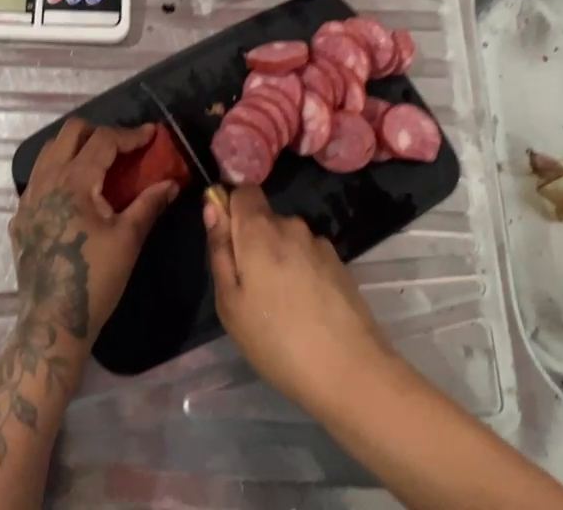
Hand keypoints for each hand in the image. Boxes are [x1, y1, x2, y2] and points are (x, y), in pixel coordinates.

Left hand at [12, 117, 180, 343]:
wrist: (53, 321)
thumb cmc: (96, 278)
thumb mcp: (129, 239)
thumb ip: (149, 204)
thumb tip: (172, 183)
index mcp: (73, 180)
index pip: (102, 140)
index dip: (130, 134)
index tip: (151, 134)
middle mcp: (45, 180)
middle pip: (69, 133)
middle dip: (99, 132)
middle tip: (124, 146)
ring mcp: (27, 198)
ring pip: (49, 152)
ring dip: (76, 148)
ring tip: (101, 163)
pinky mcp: (20, 217)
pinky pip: (38, 178)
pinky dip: (59, 171)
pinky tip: (76, 193)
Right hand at [204, 186, 394, 412]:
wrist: (349, 371)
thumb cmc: (276, 339)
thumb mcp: (230, 302)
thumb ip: (219, 250)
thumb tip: (212, 206)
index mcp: (259, 230)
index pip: (243, 191)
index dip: (231, 208)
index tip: (227, 242)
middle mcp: (291, 226)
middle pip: (264, 219)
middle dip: (254, 243)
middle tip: (251, 290)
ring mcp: (320, 245)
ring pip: (287, 240)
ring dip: (279, 260)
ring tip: (281, 305)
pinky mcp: (340, 265)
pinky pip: (308, 257)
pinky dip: (302, 273)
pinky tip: (306, 309)